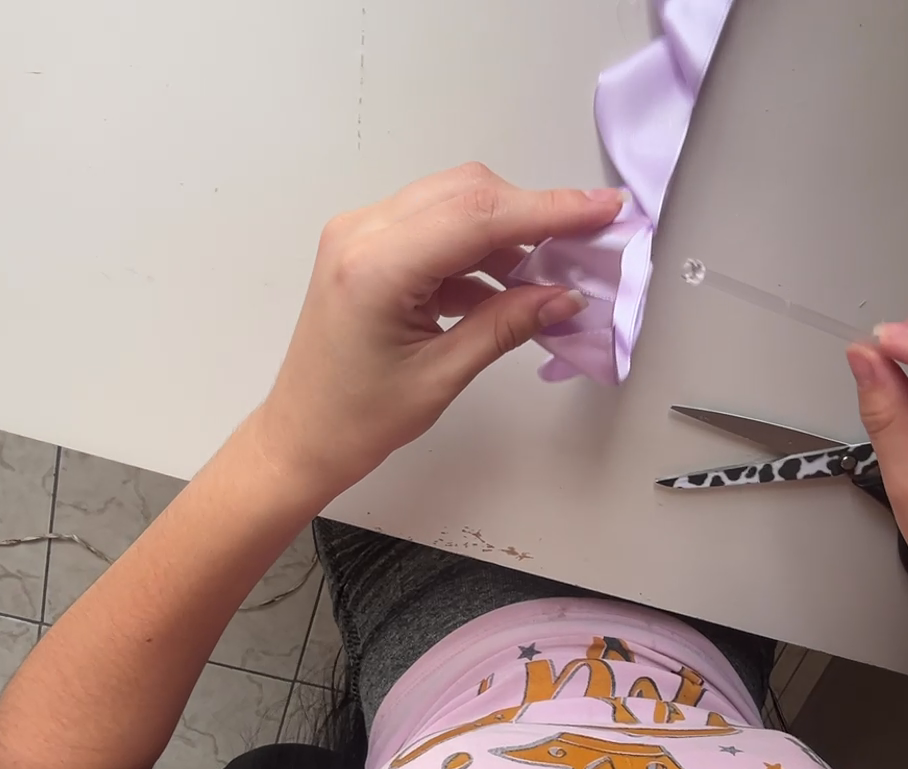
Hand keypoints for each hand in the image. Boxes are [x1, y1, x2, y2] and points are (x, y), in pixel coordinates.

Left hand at [253, 163, 623, 496]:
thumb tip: (566, 296)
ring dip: (508, 232)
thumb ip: (505, 327)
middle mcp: (363, 231)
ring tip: (553, 273)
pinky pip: (436, 230)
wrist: (302, 435)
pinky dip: (478, 252)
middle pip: (467, 194)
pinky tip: (510, 286)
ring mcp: (361, 233)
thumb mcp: (441, 377)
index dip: (549, 209)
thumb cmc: (360, 420)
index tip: (605, 208)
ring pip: (454, 204)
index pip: (478, 216)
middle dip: (534, 213)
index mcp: (376, 266)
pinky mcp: (367, 247)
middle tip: (588, 241)